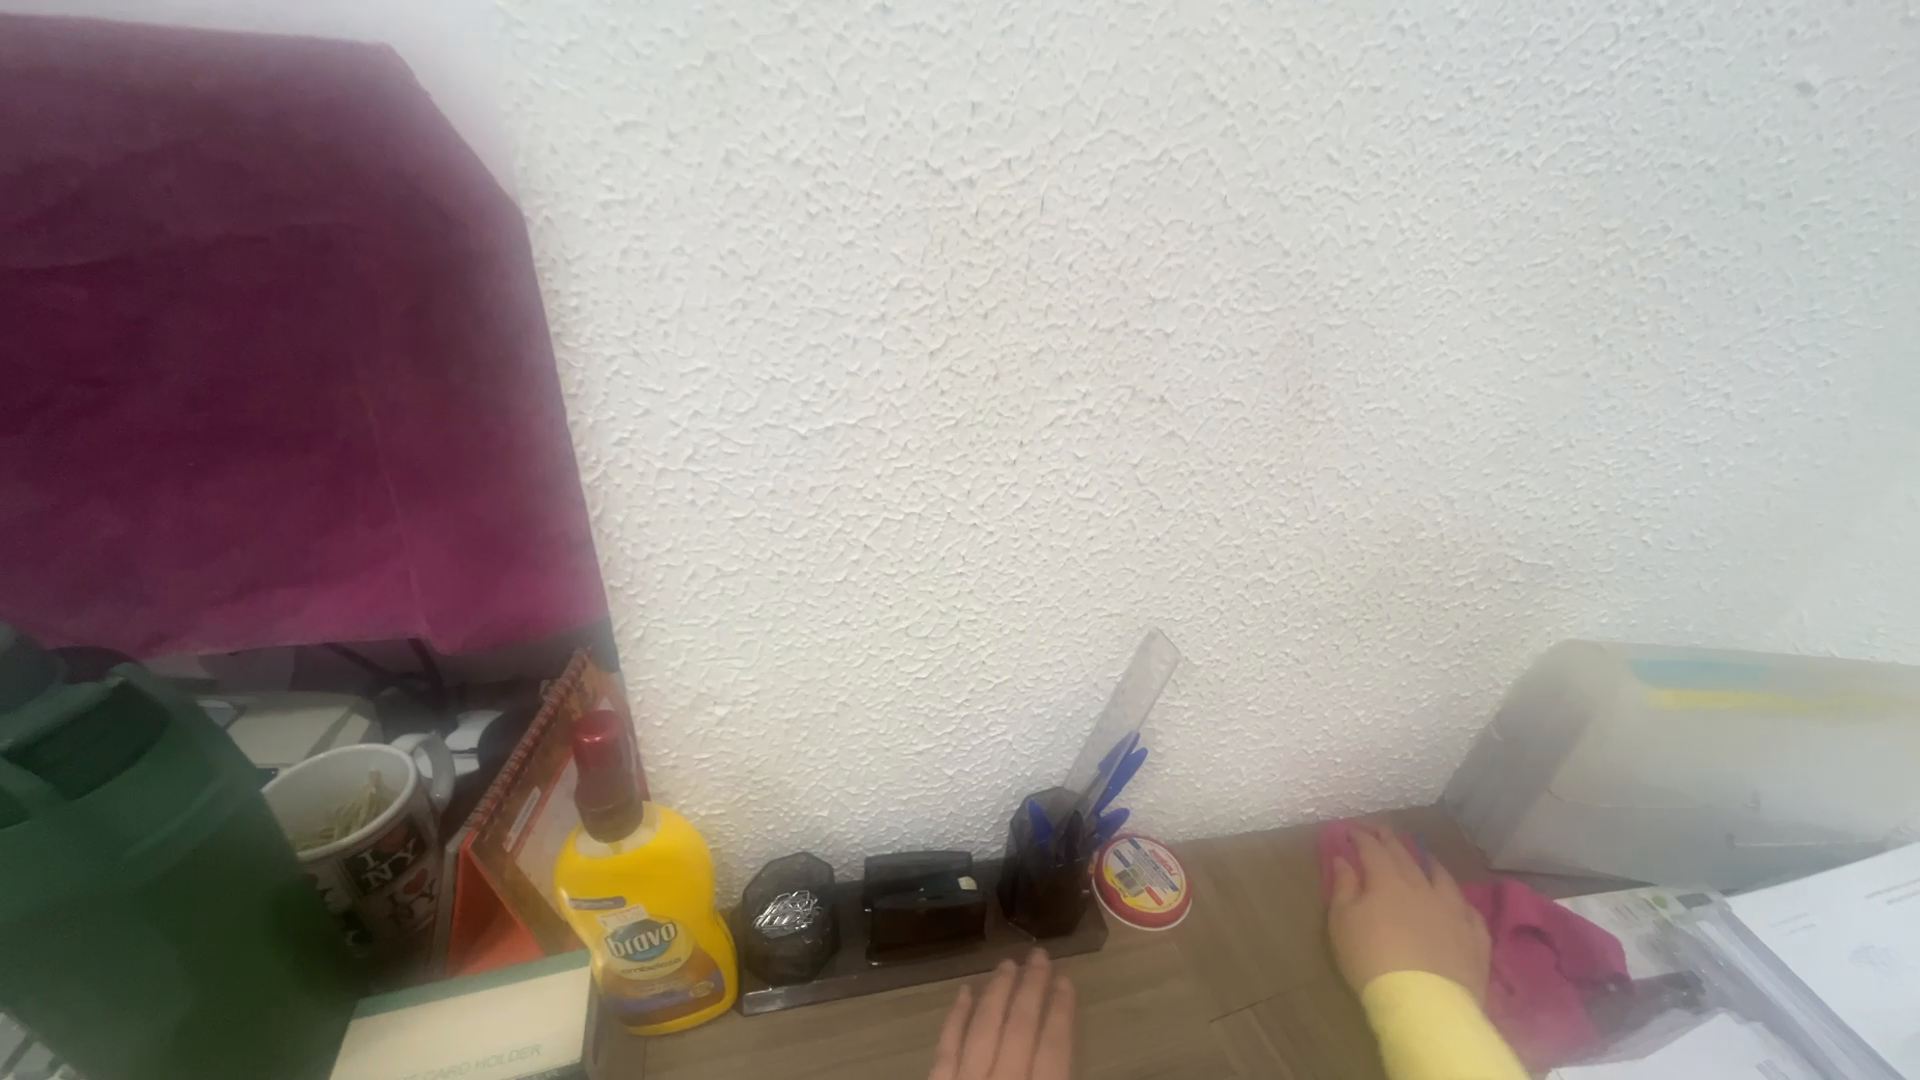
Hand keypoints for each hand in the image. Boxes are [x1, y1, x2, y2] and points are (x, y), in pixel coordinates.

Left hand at [928, 948, 1075, 1079]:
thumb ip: (1057, 1076)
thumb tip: (1060, 1043)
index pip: (1054, 1049)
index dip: (1061, 1012)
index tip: (1065, 979)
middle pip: (1019, 1029)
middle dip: (1031, 988)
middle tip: (1039, 955)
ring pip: (983, 1029)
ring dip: (997, 993)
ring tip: (1008, 963)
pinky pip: (946, 1048)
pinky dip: (955, 1018)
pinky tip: (963, 991)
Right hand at [1327, 825, 1490, 1002]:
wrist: (1424, 1004)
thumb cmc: (1371, 959)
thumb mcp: (1343, 921)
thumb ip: (1344, 886)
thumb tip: (1343, 859)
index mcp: (1387, 881)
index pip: (1373, 850)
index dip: (1362, 838)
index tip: (1352, 830)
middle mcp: (1422, 888)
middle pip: (1406, 857)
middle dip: (1391, 841)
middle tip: (1382, 830)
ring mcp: (1453, 911)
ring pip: (1442, 877)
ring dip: (1429, 862)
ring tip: (1423, 856)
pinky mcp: (1475, 938)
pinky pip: (1468, 909)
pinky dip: (1457, 898)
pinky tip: (1455, 899)